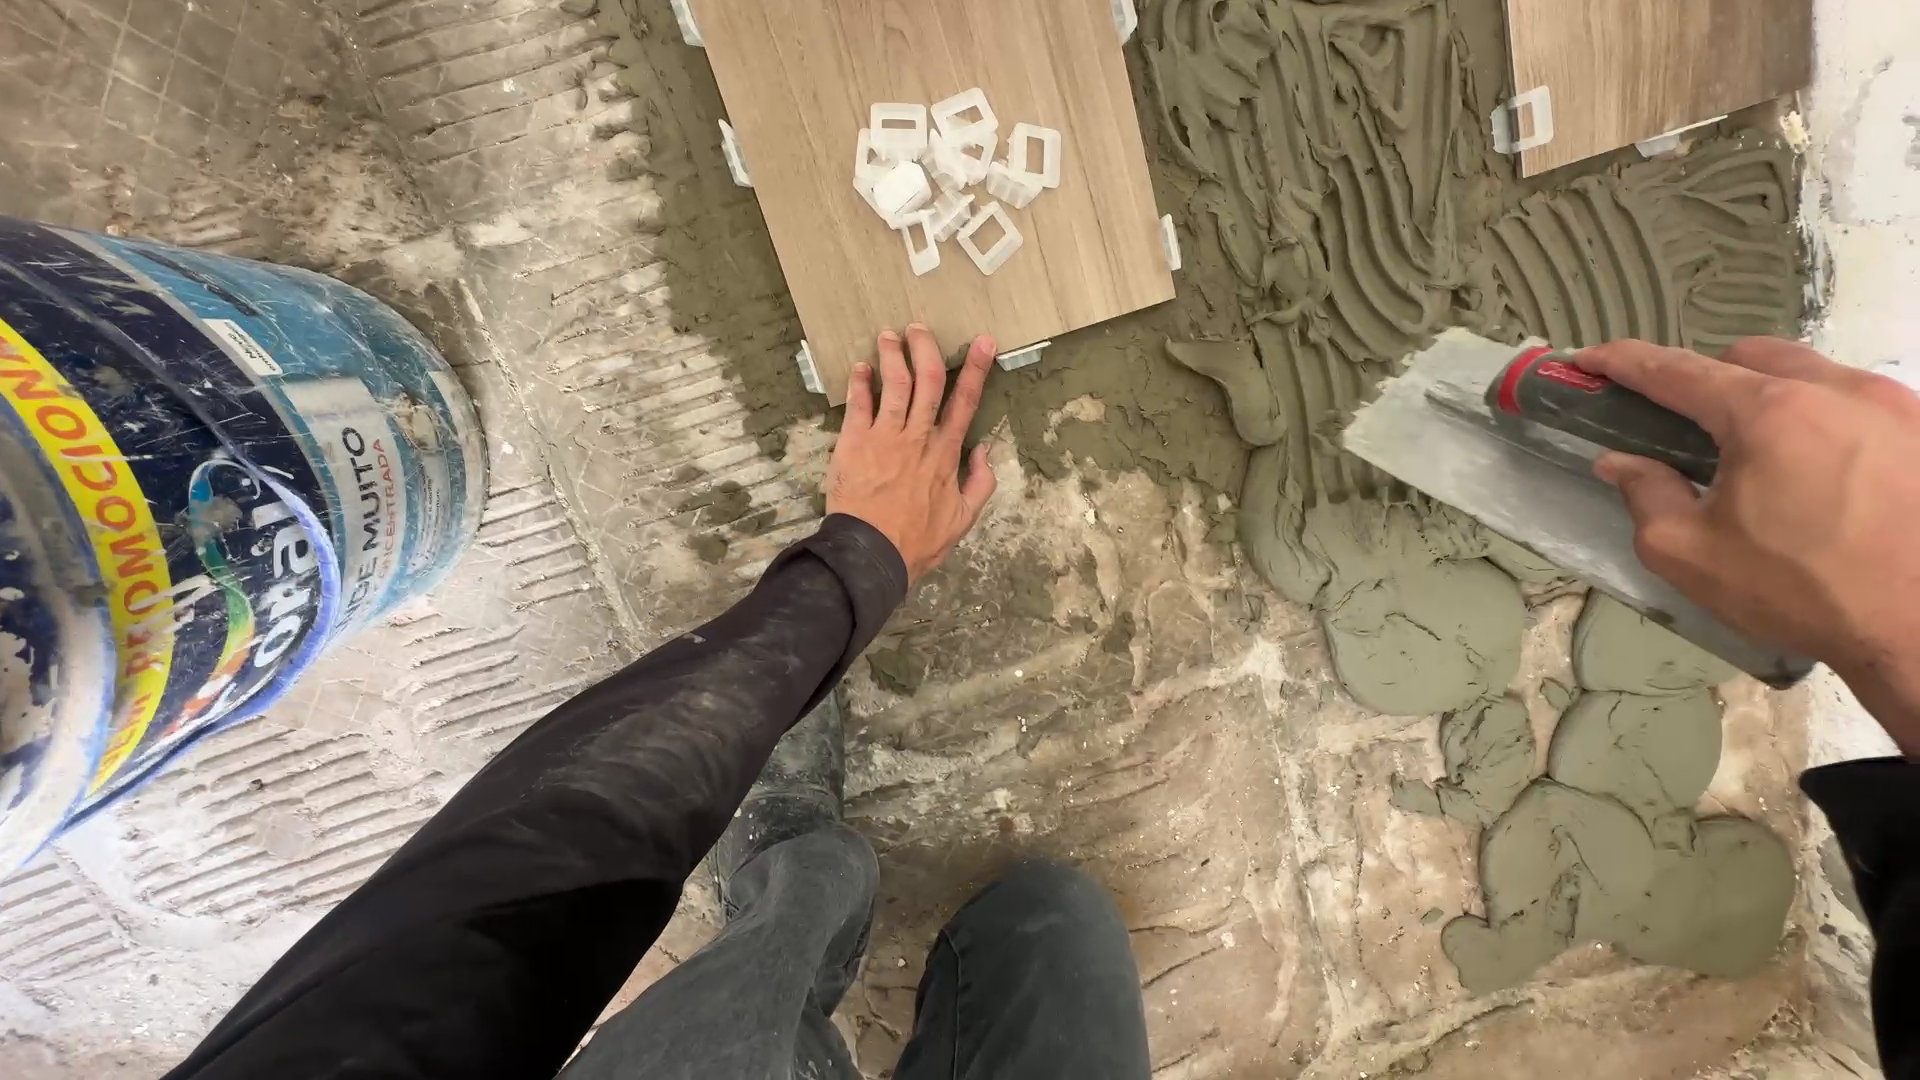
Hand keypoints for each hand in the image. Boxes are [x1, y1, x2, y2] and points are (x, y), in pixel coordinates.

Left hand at [827, 325, 997, 583]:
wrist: (872, 554)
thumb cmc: (917, 541)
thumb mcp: (963, 520)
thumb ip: (980, 483)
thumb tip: (984, 451)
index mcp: (946, 453)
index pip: (966, 401)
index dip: (976, 368)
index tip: (983, 342)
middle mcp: (918, 436)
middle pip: (927, 379)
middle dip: (926, 348)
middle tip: (919, 328)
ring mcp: (884, 436)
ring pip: (894, 383)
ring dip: (893, 355)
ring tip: (889, 335)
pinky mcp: (853, 442)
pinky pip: (858, 403)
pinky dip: (860, 381)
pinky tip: (860, 366)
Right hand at [1579, 338, 1919, 750]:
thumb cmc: (1797, 588)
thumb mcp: (1683, 548)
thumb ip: (1644, 493)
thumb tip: (1620, 461)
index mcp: (1769, 414)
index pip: (1677, 371)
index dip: (1623, 362)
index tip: (1588, 360)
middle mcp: (1839, 393)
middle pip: (1750, 356)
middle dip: (1701, 376)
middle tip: (1674, 421)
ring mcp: (1898, 409)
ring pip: (1810, 373)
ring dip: (1762, 394)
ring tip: (1744, 447)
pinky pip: (1853, 401)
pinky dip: (1811, 415)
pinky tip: (1804, 464)